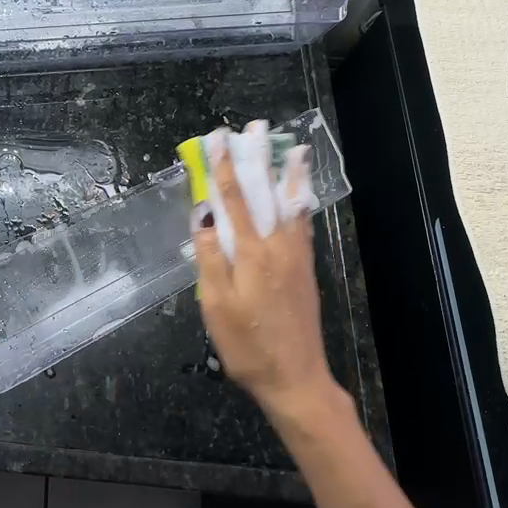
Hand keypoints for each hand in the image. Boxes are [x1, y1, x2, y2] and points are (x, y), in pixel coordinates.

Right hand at [191, 126, 339, 416]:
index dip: (223, 166)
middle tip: (257, 127)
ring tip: (295, 148)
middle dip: (259, 158)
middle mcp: (278, 247)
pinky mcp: (305, 271)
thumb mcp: (216, 305)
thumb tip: (202, 215)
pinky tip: (301, 196)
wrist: (296, 379)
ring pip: (292, 205)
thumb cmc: (248, 346)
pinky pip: (303, 225)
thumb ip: (210, 257)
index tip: (216, 138)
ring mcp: (296, 258)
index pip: (234, 199)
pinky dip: (301, 203)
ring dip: (289, 174)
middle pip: (267, 193)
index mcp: (252, 253)